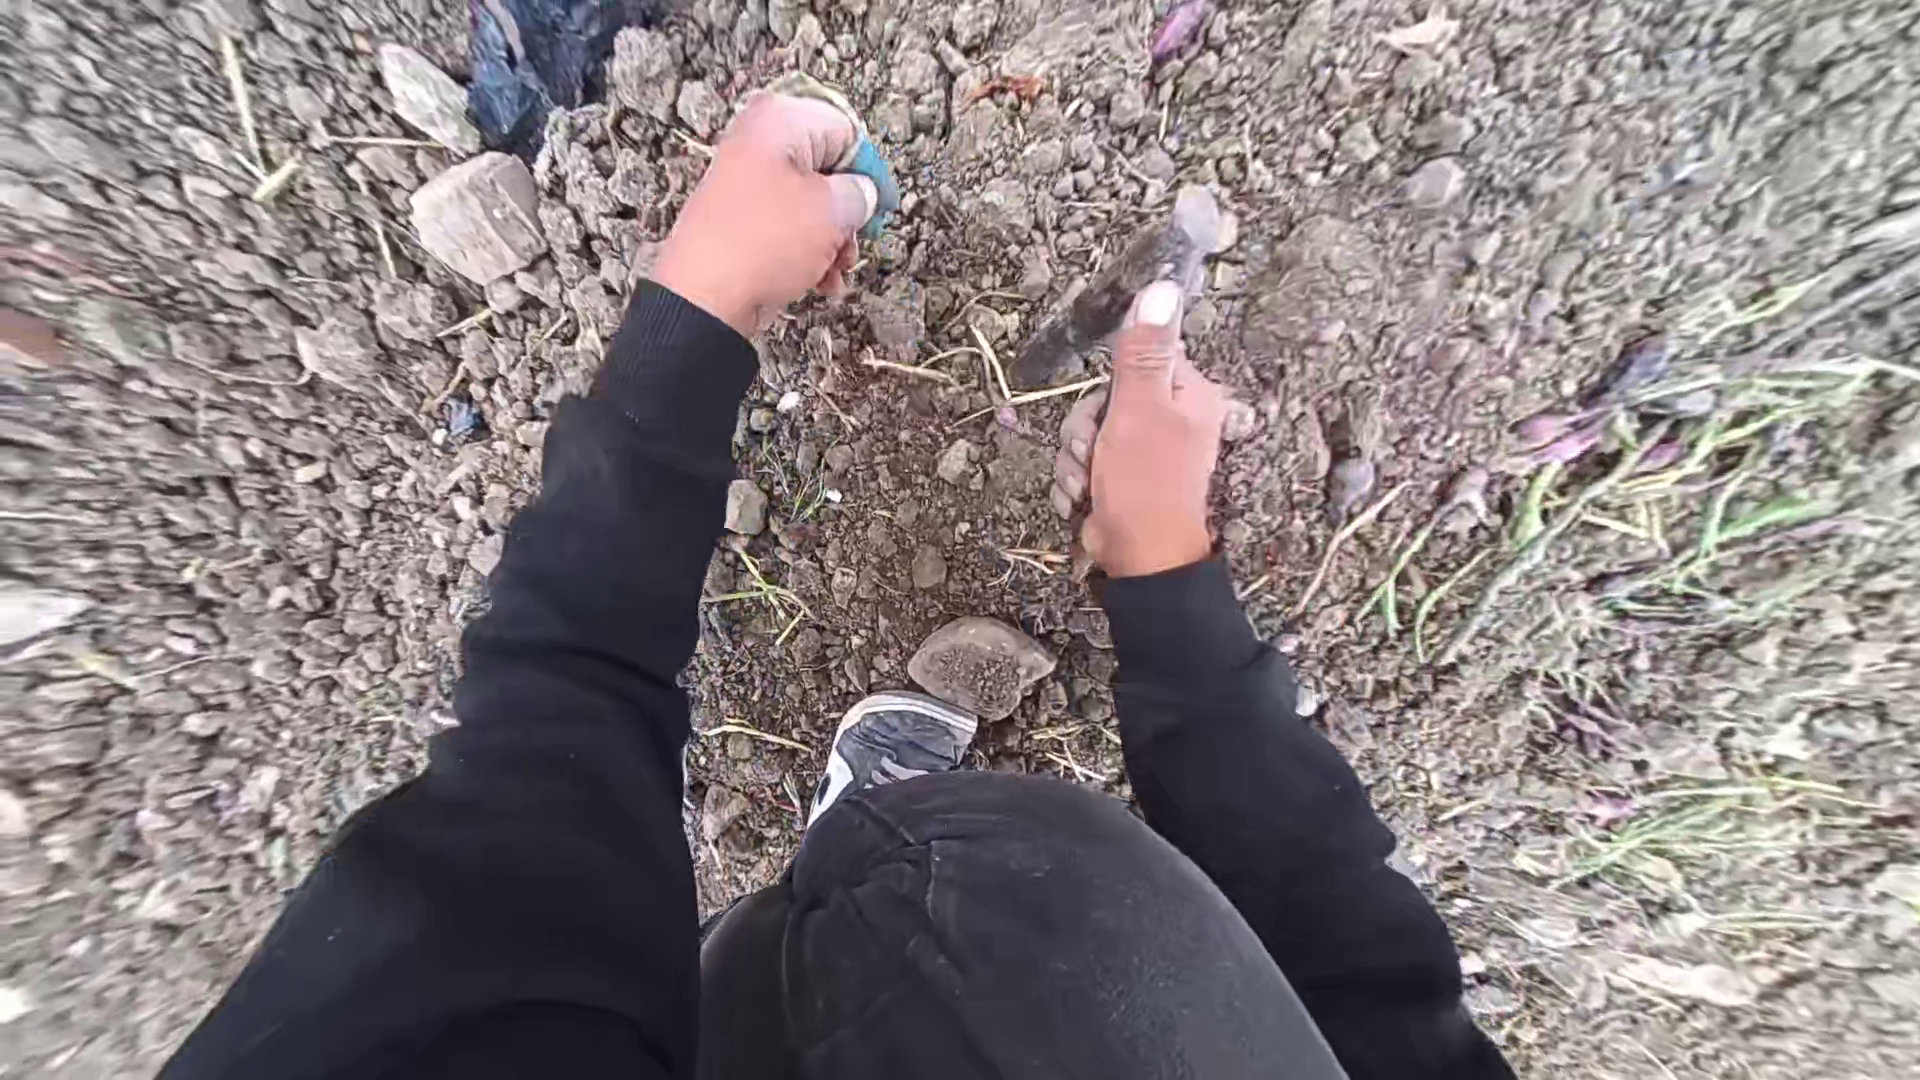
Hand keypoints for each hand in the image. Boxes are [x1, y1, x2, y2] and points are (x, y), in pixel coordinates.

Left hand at [653, 94, 877, 336]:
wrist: (709, 294)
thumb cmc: (765, 243)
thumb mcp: (831, 212)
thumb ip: (859, 194)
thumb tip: (864, 193)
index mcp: (780, 123)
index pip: (846, 132)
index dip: (870, 171)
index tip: (882, 206)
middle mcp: (761, 145)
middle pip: (829, 174)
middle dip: (849, 216)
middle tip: (854, 244)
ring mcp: (750, 187)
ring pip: (812, 209)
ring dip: (833, 244)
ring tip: (836, 272)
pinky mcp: (745, 225)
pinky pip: (790, 233)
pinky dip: (811, 256)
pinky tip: (819, 283)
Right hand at [1051, 282, 1226, 577]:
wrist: (1136, 556)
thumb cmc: (1144, 485)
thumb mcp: (1139, 411)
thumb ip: (1143, 354)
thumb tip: (1160, 288)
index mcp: (1186, 395)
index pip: (1139, 360)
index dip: (1111, 383)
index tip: (1106, 409)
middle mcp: (1167, 418)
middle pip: (1103, 397)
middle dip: (1084, 430)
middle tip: (1092, 453)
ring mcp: (1140, 449)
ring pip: (1085, 431)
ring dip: (1075, 460)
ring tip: (1087, 484)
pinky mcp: (1117, 474)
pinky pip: (1081, 461)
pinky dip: (1076, 481)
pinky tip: (1084, 499)